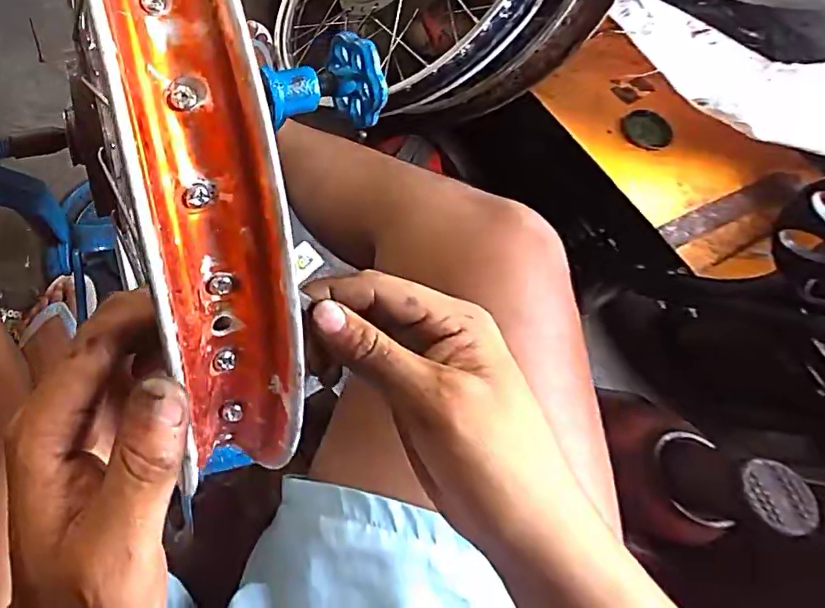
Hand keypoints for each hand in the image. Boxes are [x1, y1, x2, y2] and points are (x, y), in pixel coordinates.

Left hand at [6, 290, 187, 607]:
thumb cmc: (85, 602)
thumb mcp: (116, 544)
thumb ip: (141, 466)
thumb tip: (169, 385)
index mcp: (41, 429)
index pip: (89, 348)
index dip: (135, 316)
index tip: (184, 302)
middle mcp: (54, 414)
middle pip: (103, 344)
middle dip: (151, 323)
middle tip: (204, 314)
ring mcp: (78, 422)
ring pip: (121, 359)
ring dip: (161, 343)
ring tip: (207, 332)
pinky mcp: (104, 435)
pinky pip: (135, 386)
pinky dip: (165, 373)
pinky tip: (195, 371)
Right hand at [306, 272, 671, 607]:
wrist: (530, 537)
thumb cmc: (496, 463)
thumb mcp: (431, 400)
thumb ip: (374, 351)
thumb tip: (321, 310)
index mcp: (455, 318)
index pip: (380, 288)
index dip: (335, 294)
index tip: (294, 312)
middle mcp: (438, 328)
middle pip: (370, 304)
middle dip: (330, 317)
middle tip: (297, 345)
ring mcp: (424, 358)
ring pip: (365, 330)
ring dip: (332, 340)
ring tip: (309, 365)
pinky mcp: (411, 387)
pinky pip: (368, 359)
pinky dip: (343, 362)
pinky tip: (324, 375)